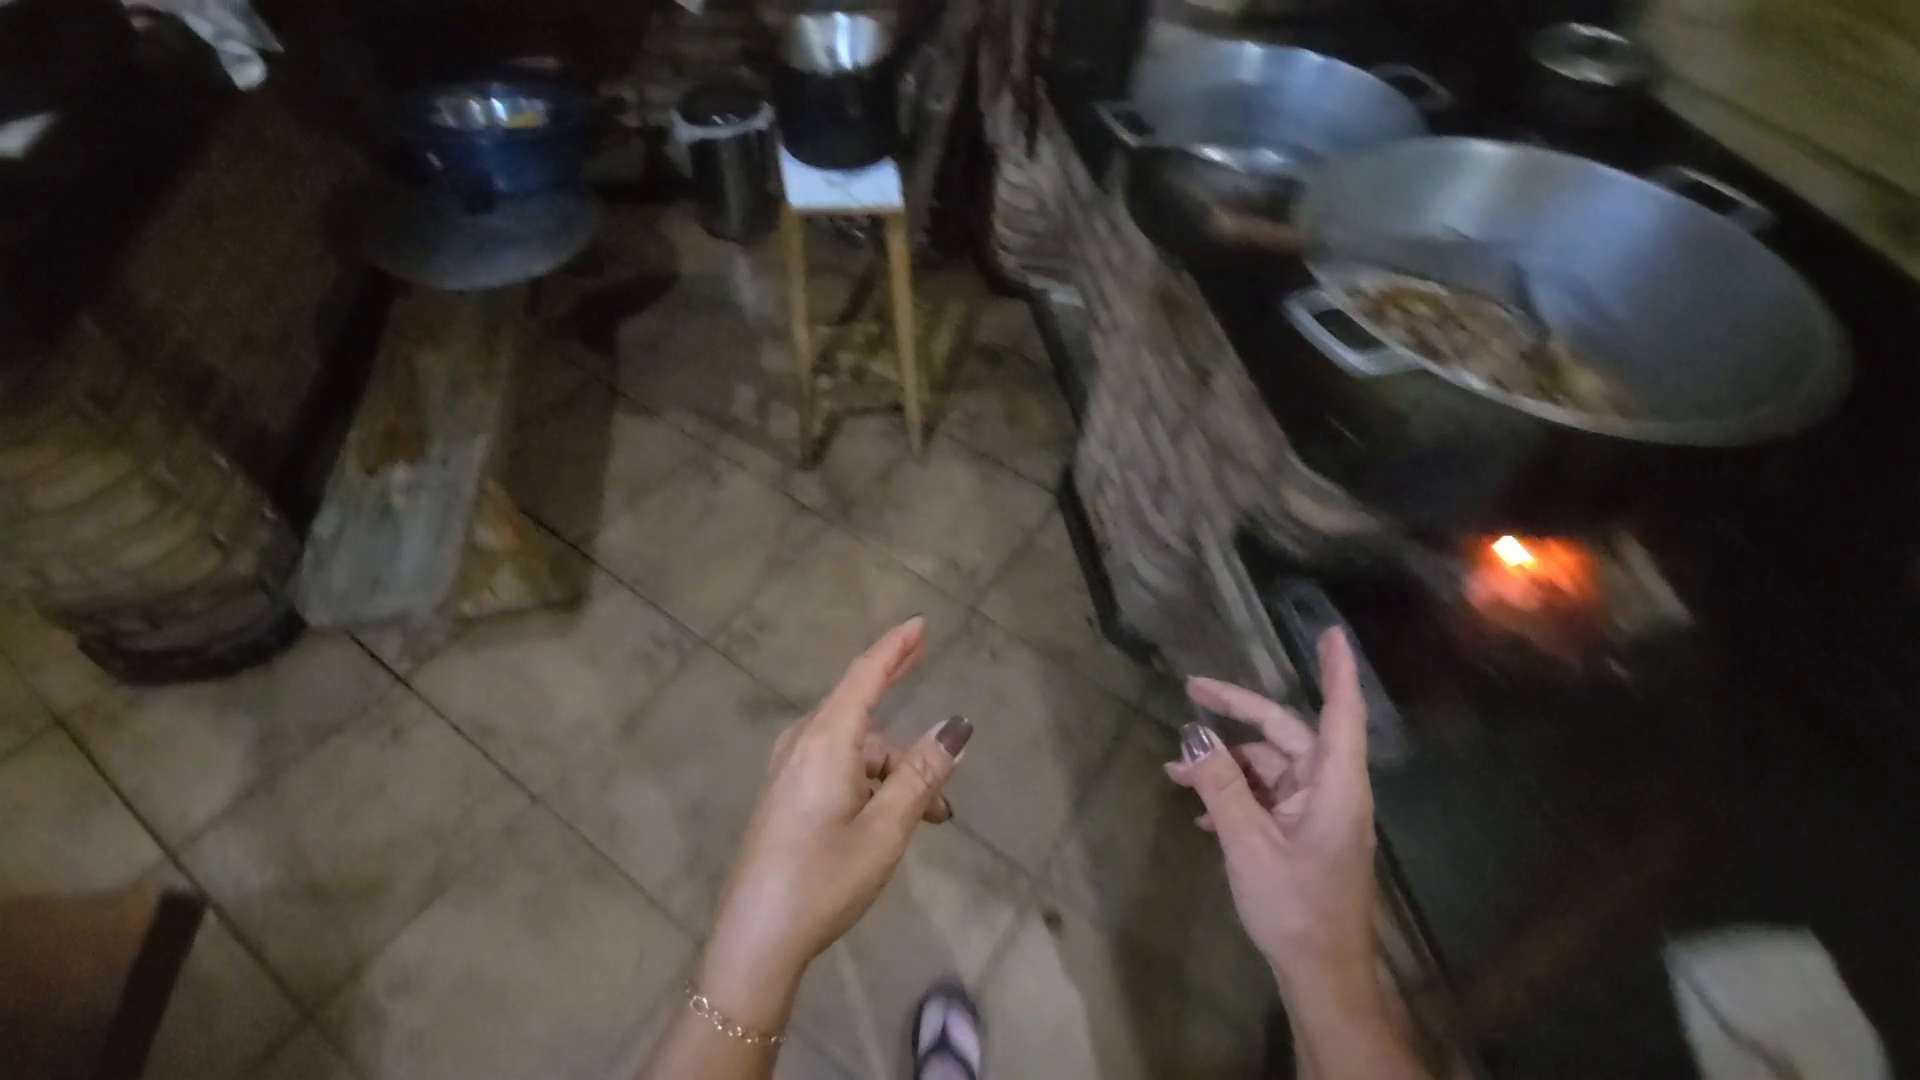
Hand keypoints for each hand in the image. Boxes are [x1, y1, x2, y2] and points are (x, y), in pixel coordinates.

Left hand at [697, 617, 972, 1030]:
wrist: (754, 941)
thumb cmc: (823, 878)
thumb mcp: (886, 828)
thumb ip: (921, 773)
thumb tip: (957, 725)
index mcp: (826, 741)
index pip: (864, 675)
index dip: (894, 647)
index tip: (919, 623)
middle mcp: (803, 744)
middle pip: (858, 705)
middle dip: (894, 686)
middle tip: (925, 657)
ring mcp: (789, 770)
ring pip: (854, 747)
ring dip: (895, 766)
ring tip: (936, 813)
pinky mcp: (786, 795)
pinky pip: (837, 767)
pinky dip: (872, 780)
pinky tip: (896, 815)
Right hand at [1165, 629, 1377, 997]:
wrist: (1321, 975)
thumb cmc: (1295, 907)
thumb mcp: (1248, 843)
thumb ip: (1221, 784)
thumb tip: (1192, 733)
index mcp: (1335, 785)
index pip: (1341, 713)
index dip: (1337, 670)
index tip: (1331, 632)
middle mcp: (1330, 789)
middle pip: (1284, 733)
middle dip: (1236, 711)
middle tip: (1190, 688)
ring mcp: (1316, 811)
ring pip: (1267, 766)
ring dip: (1224, 764)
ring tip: (1175, 774)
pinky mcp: (1302, 831)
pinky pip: (1264, 795)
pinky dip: (1233, 793)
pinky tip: (1200, 813)